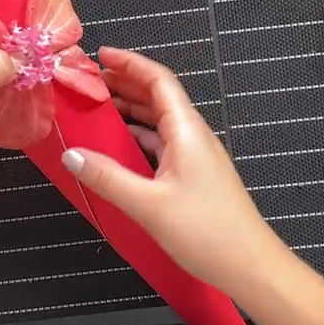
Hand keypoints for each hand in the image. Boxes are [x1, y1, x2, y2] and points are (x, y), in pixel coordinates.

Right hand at [61, 46, 291, 297]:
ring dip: (130, 110)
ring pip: (159, 120)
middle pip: (157, 96)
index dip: (130, 63)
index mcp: (186, 130)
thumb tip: (71, 154)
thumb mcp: (149, 205)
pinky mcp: (194, 175)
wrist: (252, 269)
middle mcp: (193, 135)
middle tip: (89, 81)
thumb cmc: (207, 232)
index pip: (158, 80)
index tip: (100, 55)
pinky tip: (118, 146)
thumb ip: (107, 177)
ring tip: (98, 108)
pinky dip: (138, 136)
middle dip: (124, 82)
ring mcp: (195, 155)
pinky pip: (161, 143)